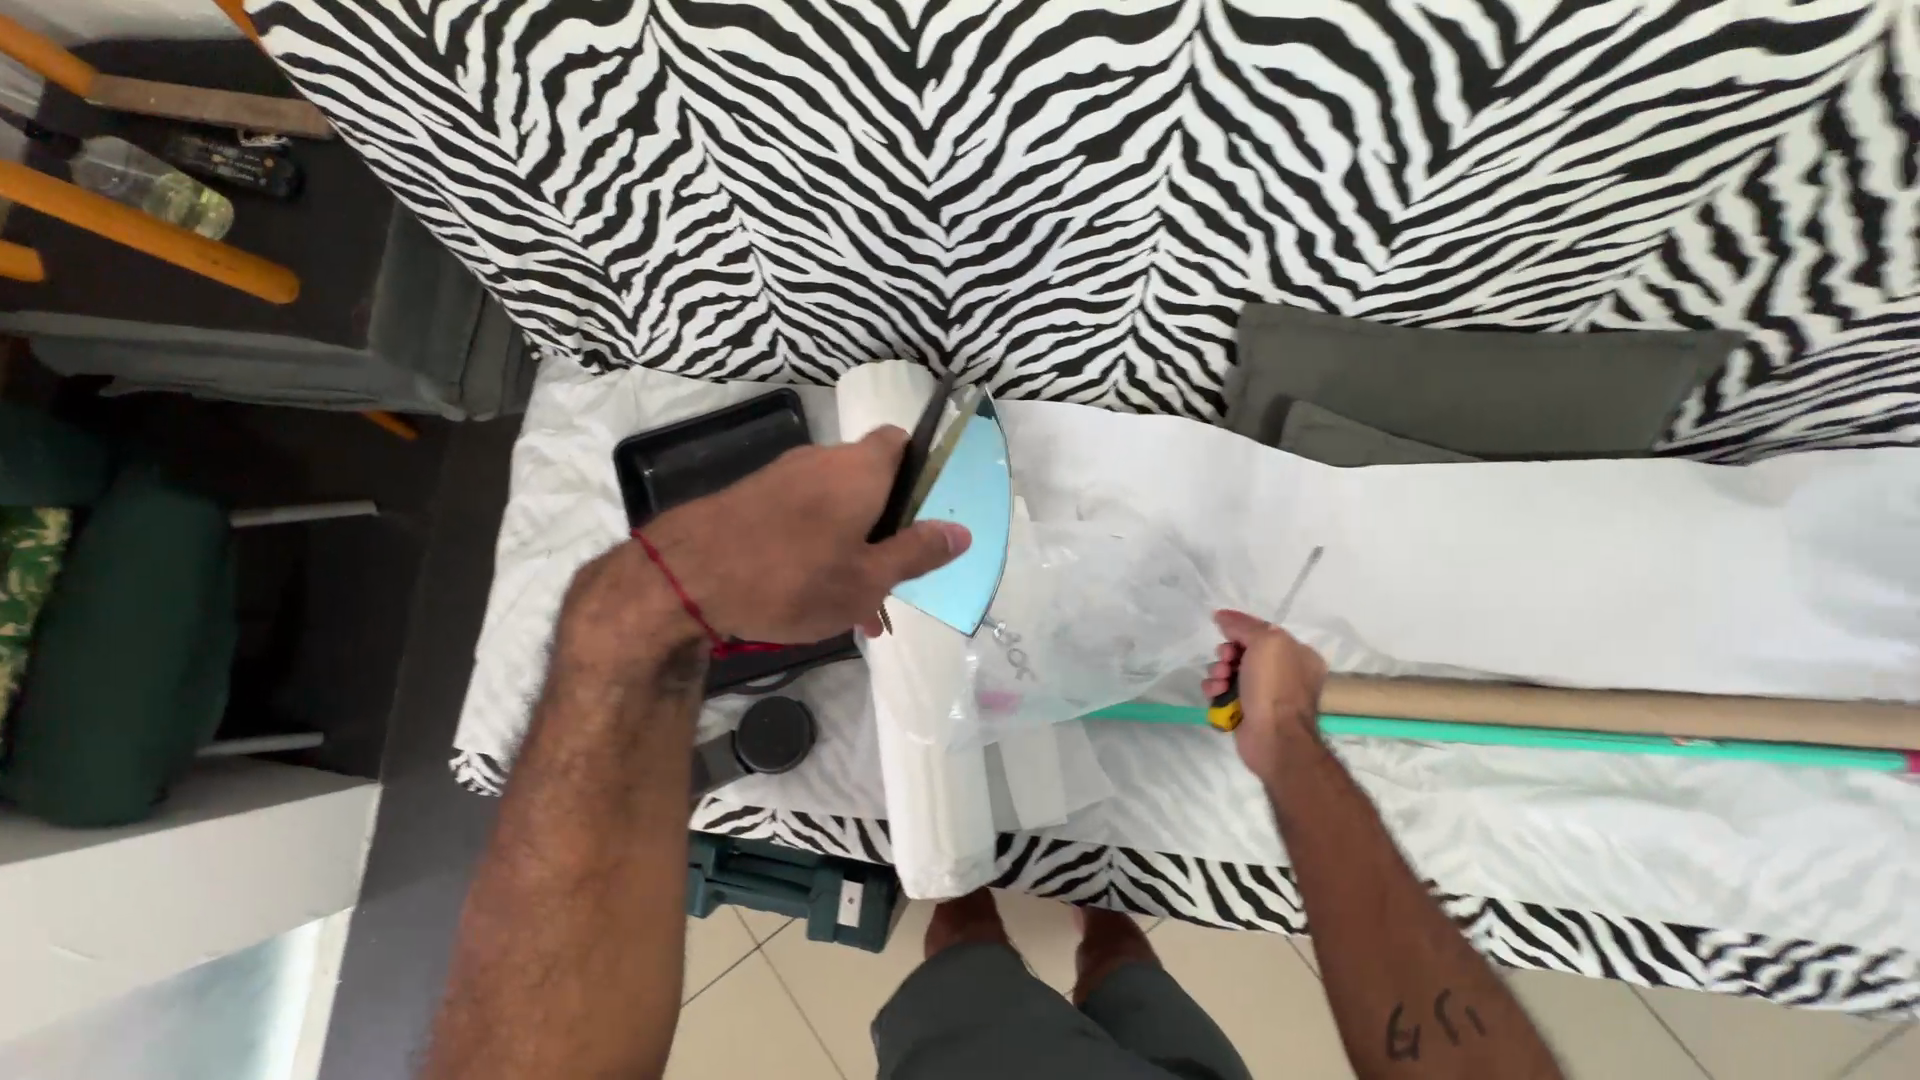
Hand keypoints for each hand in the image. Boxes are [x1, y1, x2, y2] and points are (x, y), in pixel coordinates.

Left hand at [626, 426, 969, 644]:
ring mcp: (782, 477)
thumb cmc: (792, 577)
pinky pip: (801, 518)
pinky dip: (815, 548)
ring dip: (850, 548)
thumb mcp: (868, 579)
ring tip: (853, 609)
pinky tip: (809, 598)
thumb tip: (961, 531)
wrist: (684, 578)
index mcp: (861, 470)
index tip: (920, 519)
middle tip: (889, 583)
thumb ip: (917, 553)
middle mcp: (823, 461)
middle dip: (885, 530)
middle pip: (870, 483)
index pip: (902, 442)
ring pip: (834, 507)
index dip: (919, 473)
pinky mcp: (751, 498)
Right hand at [1203, 609, 1327, 783]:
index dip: (1240, 630)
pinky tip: (1217, 695)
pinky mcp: (1245, 712)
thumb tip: (1222, 616)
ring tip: (1221, 683)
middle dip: (1227, 654)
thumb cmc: (1276, 686)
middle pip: (1242, 651)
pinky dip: (1215, 692)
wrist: (1274, 738)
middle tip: (1226, 662)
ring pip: (1229, 673)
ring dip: (1217, 673)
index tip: (1224, 632)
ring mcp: (1264, 695)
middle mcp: (1283, 674)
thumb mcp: (1266, 642)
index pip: (1263, 632)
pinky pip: (1222, 694)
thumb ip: (1243, 625)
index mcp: (1298, 655)